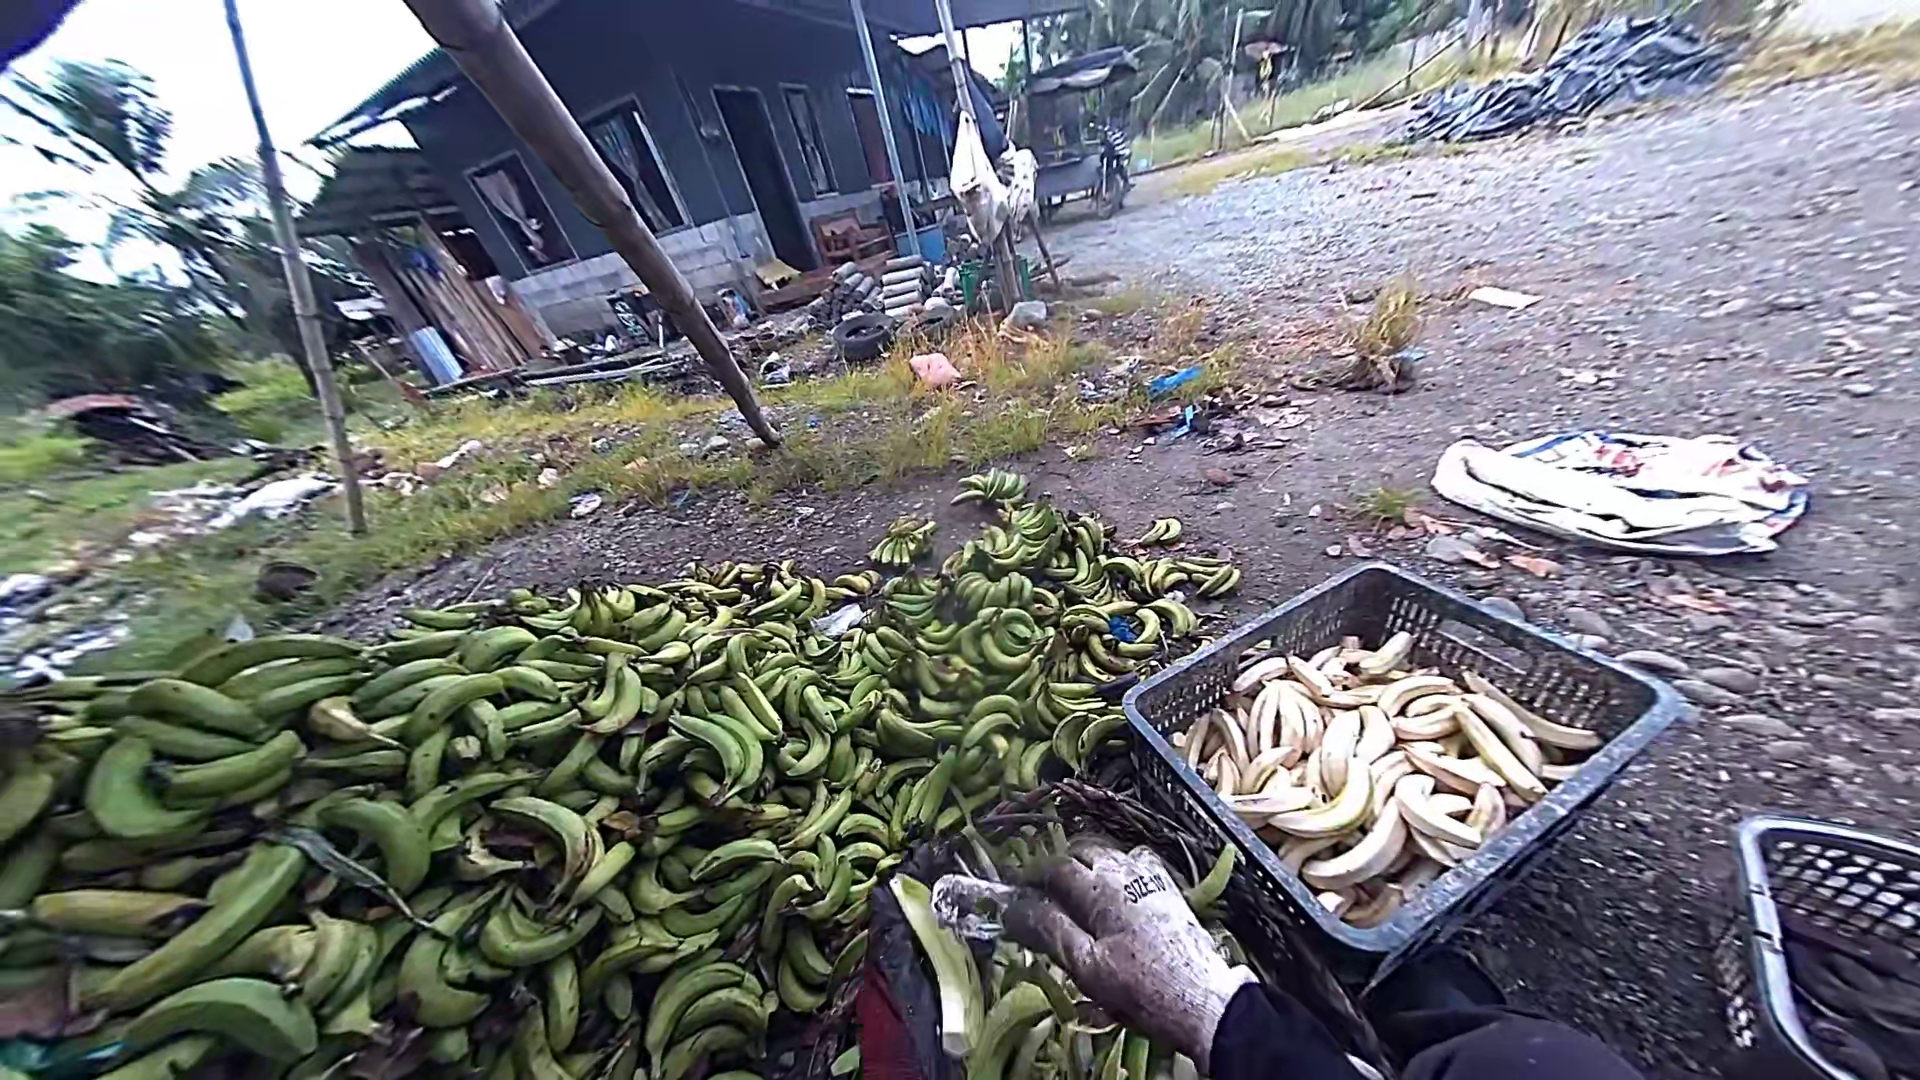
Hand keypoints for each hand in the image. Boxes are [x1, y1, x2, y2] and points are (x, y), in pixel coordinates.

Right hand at [1005, 839, 1255, 1071]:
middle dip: (1057, 865)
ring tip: (1076, 886)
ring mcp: (1146, 872)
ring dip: (1084, 860)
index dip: (1031, 876)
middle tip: (1045, 890)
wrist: (1205, 1001)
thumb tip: (1015, 907)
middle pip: (1079, 850)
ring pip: (1105, 850)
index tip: (1016, 891)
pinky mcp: (1165, 882)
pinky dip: (1116, 863)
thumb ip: (1051, 931)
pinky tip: (1115, 883)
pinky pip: (1133, 857)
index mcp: (1097, 888)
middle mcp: (1120, 868)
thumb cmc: (1141, 988)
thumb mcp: (1088, 968)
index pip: (1054, 868)